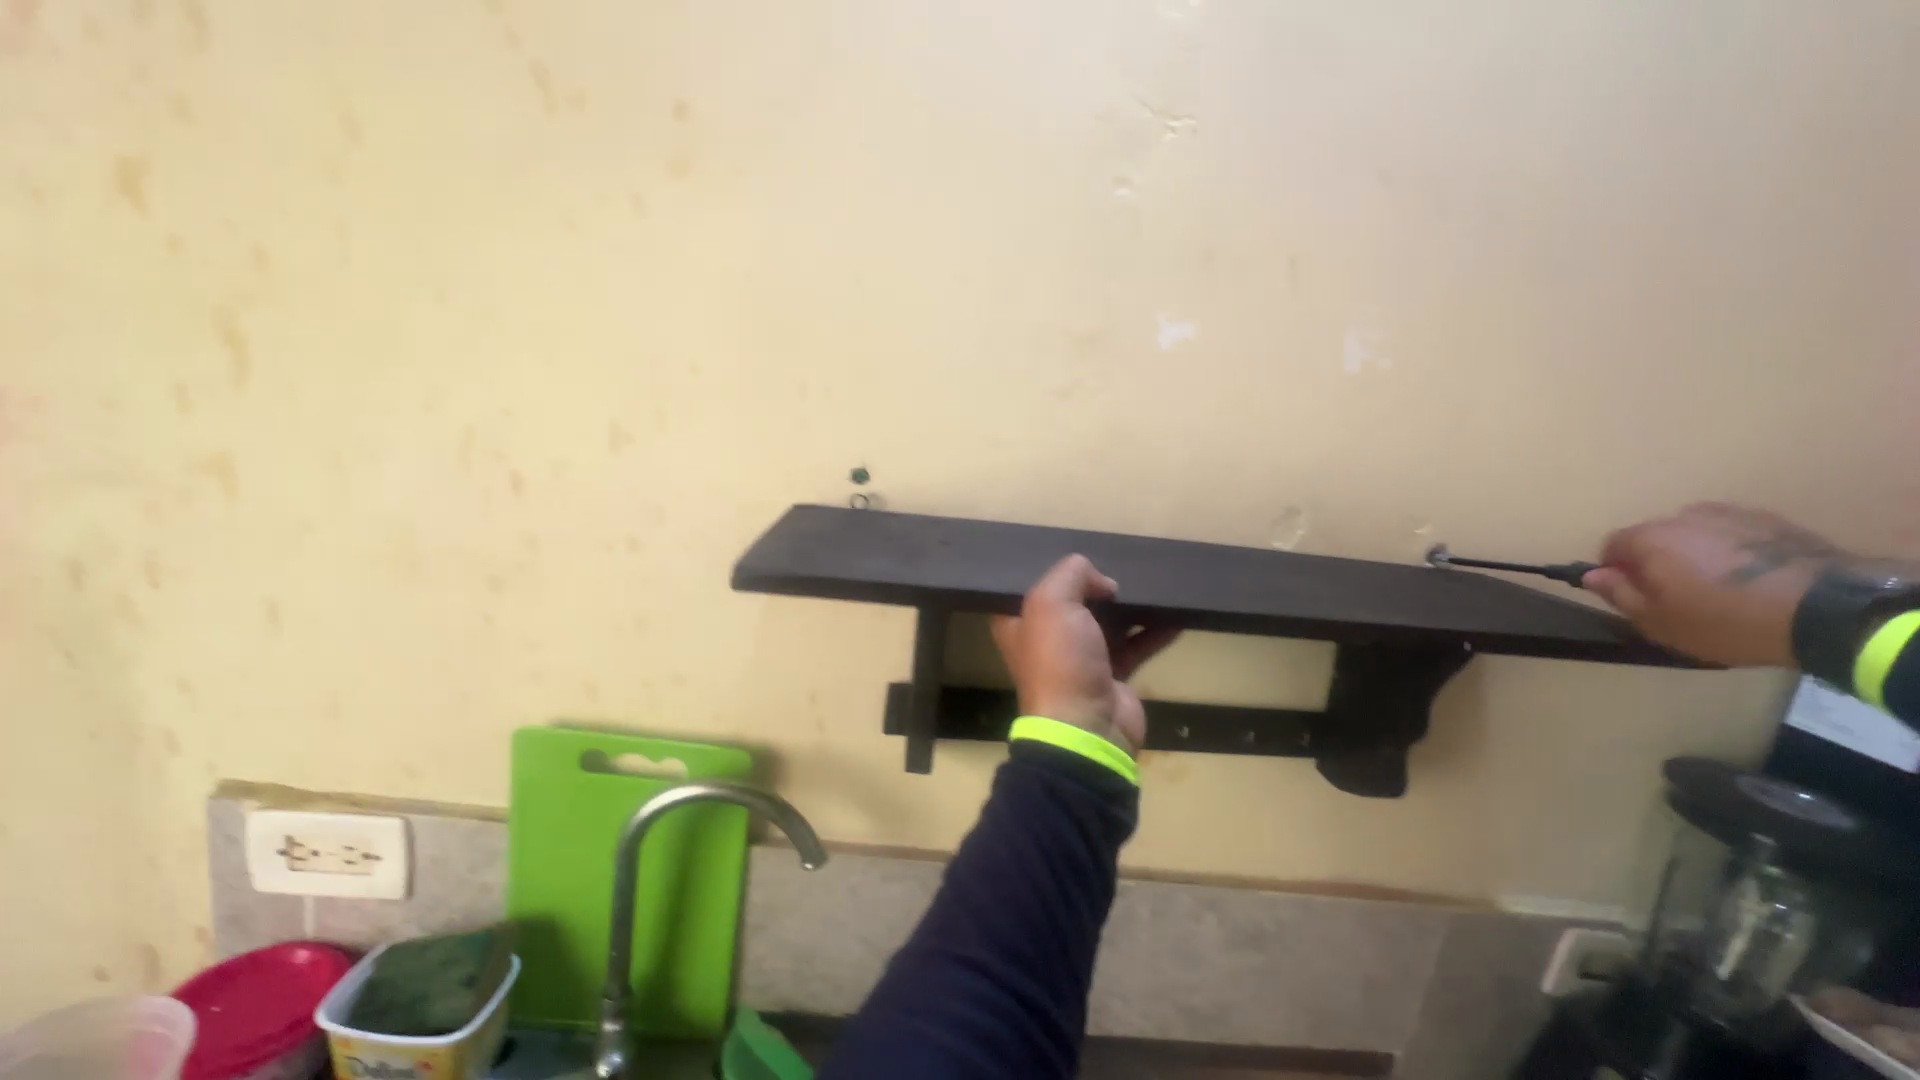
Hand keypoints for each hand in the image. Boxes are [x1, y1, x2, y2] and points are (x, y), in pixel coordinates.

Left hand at [991, 555, 1180, 755]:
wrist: (1088, 727)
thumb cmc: (1060, 660)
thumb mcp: (1052, 602)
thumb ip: (1071, 574)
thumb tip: (1104, 583)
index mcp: (1018, 623)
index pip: (1031, 586)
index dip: (1054, 570)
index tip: (1081, 553)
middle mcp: (1046, 639)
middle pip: (1074, 602)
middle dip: (1097, 585)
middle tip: (1125, 565)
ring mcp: (1080, 659)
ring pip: (1107, 622)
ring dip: (1130, 606)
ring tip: (1154, 583)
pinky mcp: (1112, 675)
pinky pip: (1135, 645)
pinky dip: (1154, 631)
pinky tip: (1176, 615)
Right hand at [1581, 503, 1844, 666]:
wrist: (1825, 609)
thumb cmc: (1726, 621)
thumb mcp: (1660, 622)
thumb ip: (1620, 595)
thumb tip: (1592, 575)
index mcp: (1649, 539)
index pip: (1611, 546)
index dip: (1616, 571)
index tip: (1633, 595)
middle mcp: (1684, 516)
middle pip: (1655, 536)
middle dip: (1656, 560)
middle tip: (1676, 596)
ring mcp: (1731, 514)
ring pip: (1696, 533)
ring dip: (1696, 554)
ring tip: (1718, 587)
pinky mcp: (1772, 521)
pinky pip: (1735, 535)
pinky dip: (1733, 552)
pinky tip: (1751, 579)